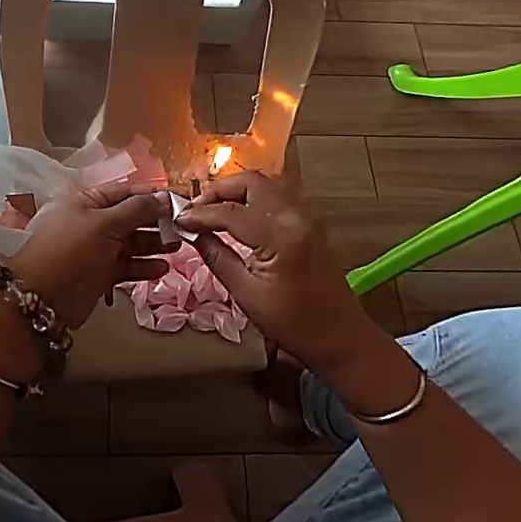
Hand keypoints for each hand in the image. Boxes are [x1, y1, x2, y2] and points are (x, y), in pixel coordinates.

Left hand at [7, 181, 174, 329]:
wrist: (39, 301)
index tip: (182, 200)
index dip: (155, 195)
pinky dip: (144, 266)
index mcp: (89, 201)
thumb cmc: (71, 253)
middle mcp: (94, 222)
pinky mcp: (101, 274)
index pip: (128, 192)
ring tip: (177, 247)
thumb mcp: (104, 225)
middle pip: (133, 217)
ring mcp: (97, 249)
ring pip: (132, 242)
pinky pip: (127, 265)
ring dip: (154, 244)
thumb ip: (136, 210)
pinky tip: (161, 268)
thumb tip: (163, 196)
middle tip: (184, 228)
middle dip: (158, 221)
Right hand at [176, 172, 393, 377]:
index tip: (179, 221)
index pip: (230, 211)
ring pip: (266, 183)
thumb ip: (216, 256)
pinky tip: (238, 214)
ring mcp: (307, 217)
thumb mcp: (246, 293)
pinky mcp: (310, 222)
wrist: (341, 338)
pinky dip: (254, 196)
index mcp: (280, 238)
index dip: (199, 214)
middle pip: (250, 182)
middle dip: (217, 191)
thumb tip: (192, 233)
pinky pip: (278, 194)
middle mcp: (296, 217)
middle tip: (195, 210)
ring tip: (213, 210)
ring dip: (236, 190)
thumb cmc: (293, 324)